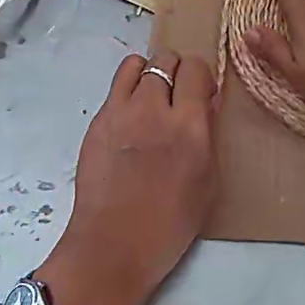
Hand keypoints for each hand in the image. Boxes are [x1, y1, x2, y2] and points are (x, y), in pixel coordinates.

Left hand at [39, 49, 217, 304]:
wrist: (114, 244)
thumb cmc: (170, 223)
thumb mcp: (207, 181)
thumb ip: (207, 136)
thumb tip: (204, 106)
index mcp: (189, 126)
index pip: (196, 69)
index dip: (201, 76)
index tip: (202, 94)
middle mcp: (153, 110)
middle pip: (165, 60)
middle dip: (176, 71)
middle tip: (177, 95)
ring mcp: (120, 113)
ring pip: (136, 65)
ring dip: (148, 74)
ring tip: (151, 99)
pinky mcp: (97, 122)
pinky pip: (115, 89)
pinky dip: (127, 92)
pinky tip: (130, 120)